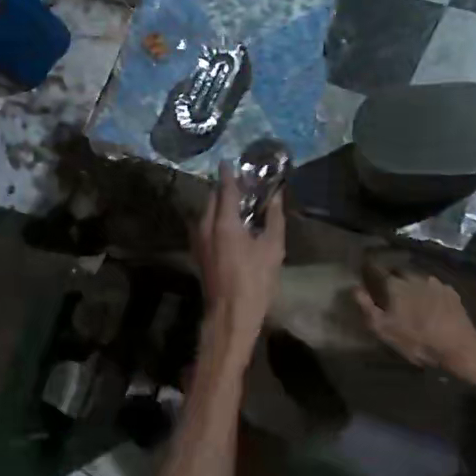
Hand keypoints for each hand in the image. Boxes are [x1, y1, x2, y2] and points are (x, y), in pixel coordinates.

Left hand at [193, 171, 285, 355]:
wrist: (230, 315)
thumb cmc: (255, 281)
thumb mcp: (273, 249)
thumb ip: (275, 219)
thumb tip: (277, 196)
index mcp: (224, 222)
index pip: (225, 189)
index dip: (228, 174)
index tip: (230, 161)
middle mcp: (205, 226)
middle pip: (212, 198)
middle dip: (224, 188)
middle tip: (241, 183)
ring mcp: (198, 241)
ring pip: (205, 212)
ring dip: (218, 203)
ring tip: (236, 203)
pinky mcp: (198, 253)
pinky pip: (203, 225)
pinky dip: (214, 218)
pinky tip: (228, 224)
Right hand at [354, 270, 475, 384]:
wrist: (457, 346)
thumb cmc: (416, 339)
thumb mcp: (384, 329)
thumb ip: (367, 307)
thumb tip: (355, 288)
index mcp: (394, 284)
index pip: (376, 268)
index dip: (369, 268)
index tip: (366, 270)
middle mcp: (413, 276)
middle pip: (398, 270)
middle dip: (392, 276)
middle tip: (389, 288)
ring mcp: (434, 282)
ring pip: (417, 277)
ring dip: (411, 283)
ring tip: (411, 297)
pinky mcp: (450, 290)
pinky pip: (433, 286)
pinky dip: (428, 292)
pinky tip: (430, 304)